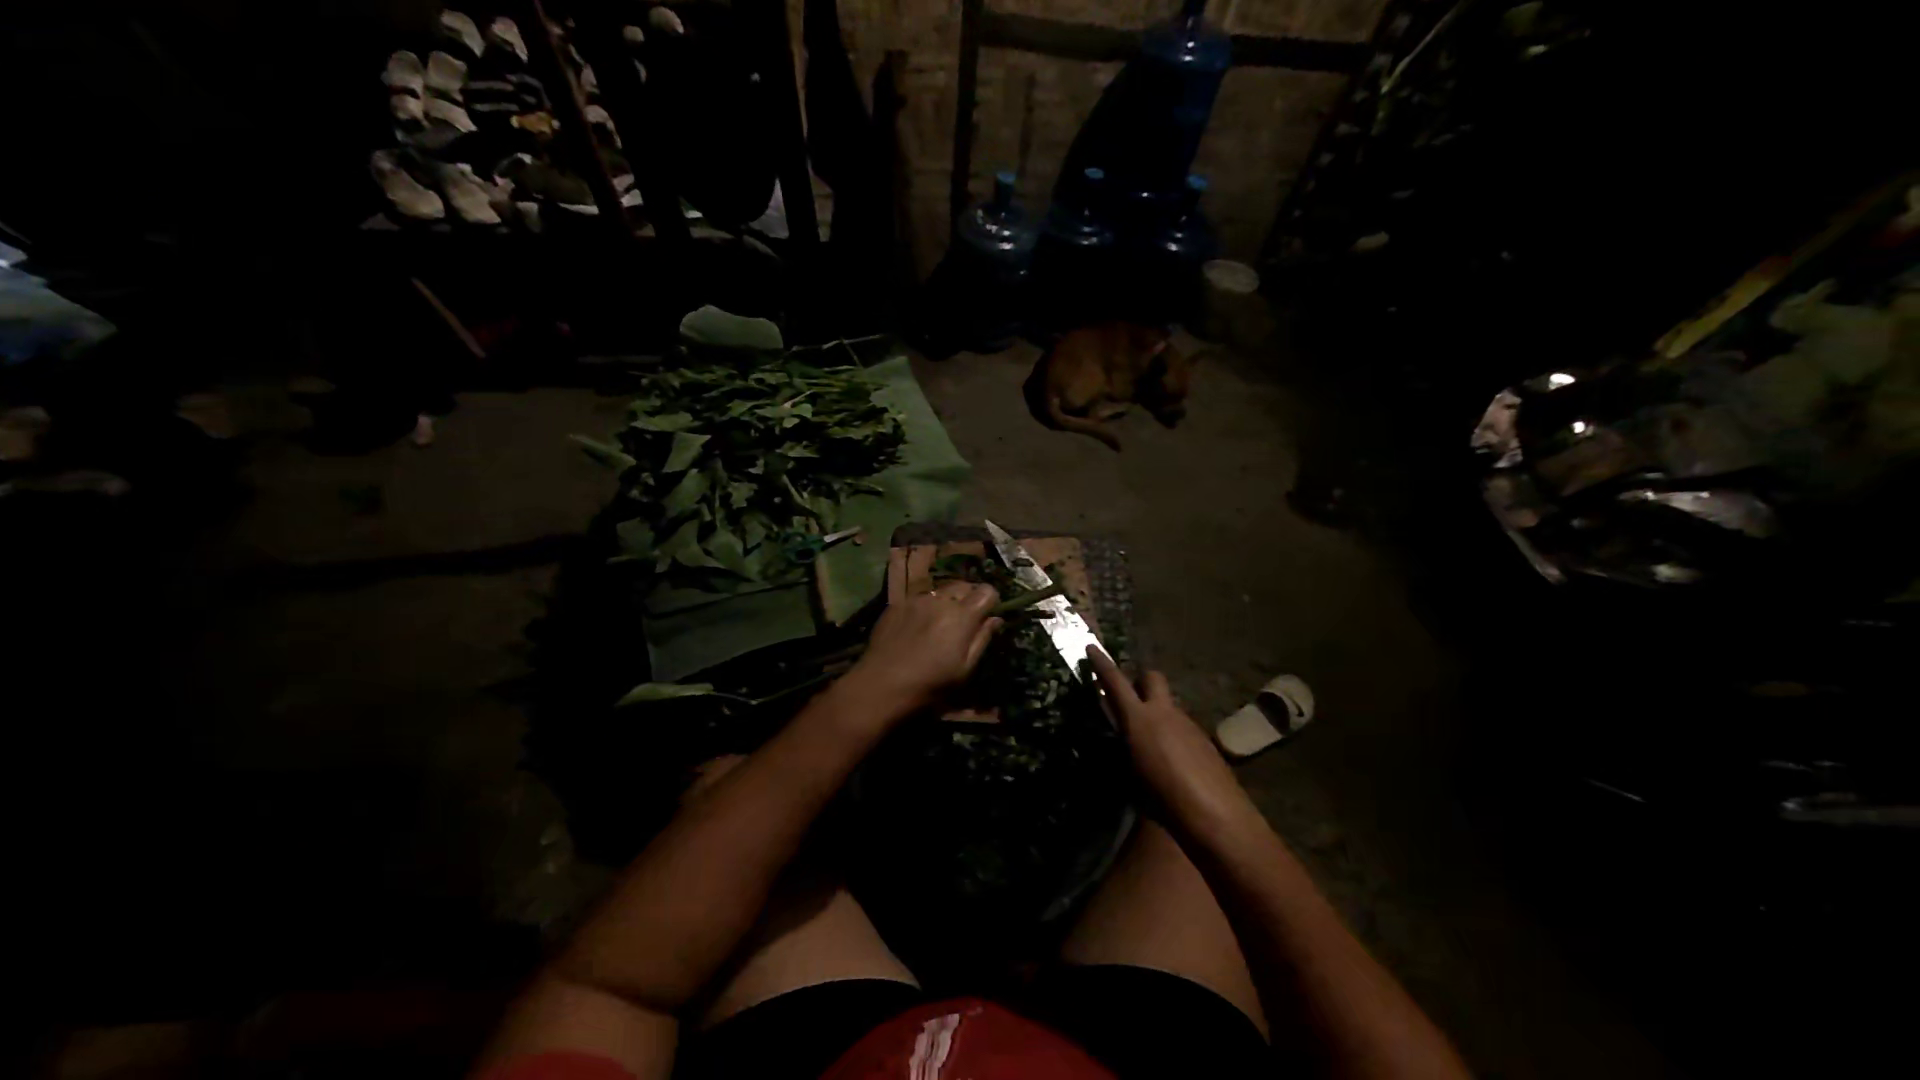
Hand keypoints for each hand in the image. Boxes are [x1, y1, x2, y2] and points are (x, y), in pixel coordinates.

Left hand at [843, 581, 1003, 714]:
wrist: (881, 685)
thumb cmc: (930, 684)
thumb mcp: (964, 669)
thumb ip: (982, 639)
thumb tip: (996, 619)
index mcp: (962, 615)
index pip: (987, 591)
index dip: (991, 601)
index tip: (987, 616)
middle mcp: (940, 600)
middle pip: (964, 586)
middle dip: (970, 598)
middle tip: (966, 621)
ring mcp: (916, 599)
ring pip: (940, 590)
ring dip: (947, 601)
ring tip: (941, 623)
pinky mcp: (897, 604)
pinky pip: (919, 597)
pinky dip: (926, 606)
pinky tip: (918, 626)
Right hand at [1086, 646, 1255, 828]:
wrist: (1216, 815)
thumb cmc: (1162, 798)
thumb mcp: (1128, 775)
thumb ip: (1121, 748)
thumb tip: (1117, 736)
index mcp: (1139, 718)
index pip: (1115, 681)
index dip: (1101, 663)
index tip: (1091, 647)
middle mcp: (1164, 712)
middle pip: (1151, 677)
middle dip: (1139, 680)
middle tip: (1128, 698)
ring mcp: (1188, 724)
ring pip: (1168, 703)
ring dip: (1156, 710)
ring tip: (1148, 739)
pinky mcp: (1204, 740)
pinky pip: (1181, 725)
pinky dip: (1171, 731)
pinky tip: (1171, 759)